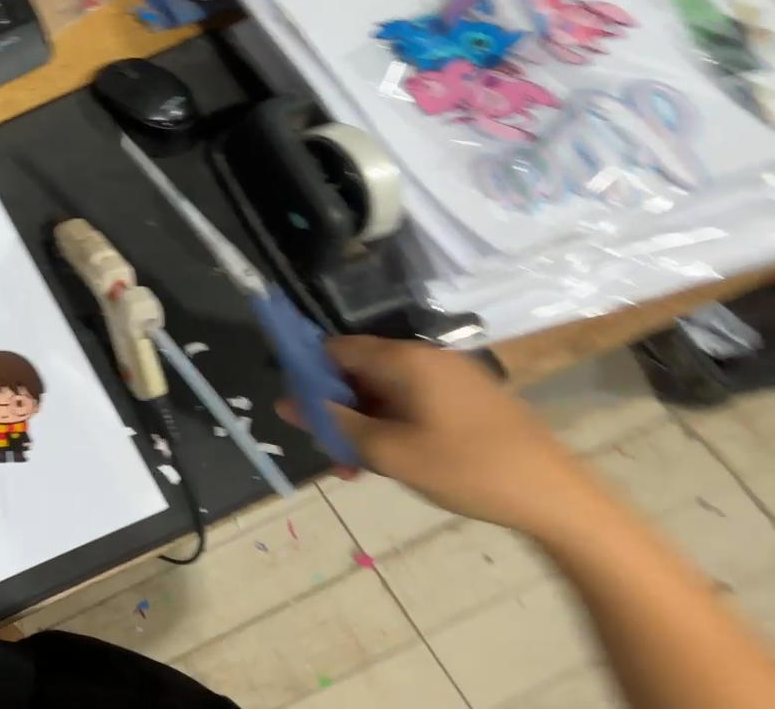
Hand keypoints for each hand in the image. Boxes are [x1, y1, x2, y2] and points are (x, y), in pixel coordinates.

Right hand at [279, 337, 596, 536]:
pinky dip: (393, 427)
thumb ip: (333, 423)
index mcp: (404, 359)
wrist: (563, 502)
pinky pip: (414, 404)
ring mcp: (452, 379)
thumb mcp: (388, 451)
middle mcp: (426, 358)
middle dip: (335, 409)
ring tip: (356, 468)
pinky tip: (390, 462)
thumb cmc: (468, 469)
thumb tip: (287, 402)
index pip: (333, 348)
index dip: (307, 376)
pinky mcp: (471, 401)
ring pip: (385, 394)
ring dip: (362, 425)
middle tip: (328, 450)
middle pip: (358, 372)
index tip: (299, 412)